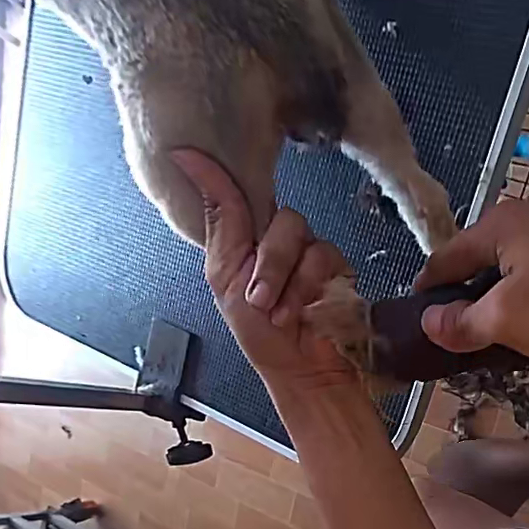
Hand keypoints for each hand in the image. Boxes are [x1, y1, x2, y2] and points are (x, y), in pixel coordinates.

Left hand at [171, 149, 360, 388]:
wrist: (303, 372)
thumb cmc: (263, 336)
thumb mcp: (225, 277)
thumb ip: (221, 221)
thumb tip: (187, 158)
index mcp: (250, 239)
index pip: (245, 193)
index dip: (228, 178)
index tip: (193, 157)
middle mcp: (283, 242)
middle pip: (282, 217)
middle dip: (270, 261)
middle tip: (260, 297)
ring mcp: (314, 256)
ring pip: (304, 238)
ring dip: (288, 280)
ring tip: (282, 313)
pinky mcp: (341, 272)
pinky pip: (327, 258)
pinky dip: (311, 286)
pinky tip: (305, 310)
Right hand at [412, 199, 528, 364]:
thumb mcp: (509, 321)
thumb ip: (463, 322)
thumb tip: (429, 322)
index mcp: (501, 224)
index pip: (446, 258)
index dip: (429, 291)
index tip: (420, 321)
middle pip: (484, 260)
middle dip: (471, 296)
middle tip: (466, 338)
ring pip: (519, 269)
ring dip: (507, 300)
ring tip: (505, 336)